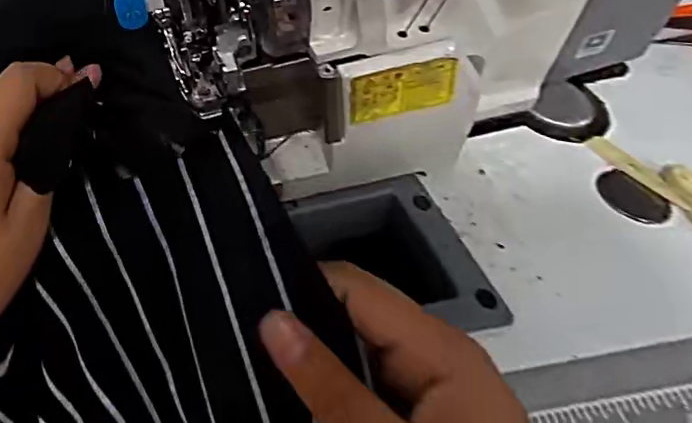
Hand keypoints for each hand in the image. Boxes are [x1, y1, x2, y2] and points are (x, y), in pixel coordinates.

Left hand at [0, 59, 99, 422]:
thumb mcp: (27, 223)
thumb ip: (45, 158)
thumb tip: (59, 116)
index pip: (18, 78)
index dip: (55, 74)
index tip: (87, 84)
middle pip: (1, 95)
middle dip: (40, 99)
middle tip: (75, 117)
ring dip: (16, 122)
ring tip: (45, 150)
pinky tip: (7, 170)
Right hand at [259, 262, 526, 422]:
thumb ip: (328, 384)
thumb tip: (272, 320)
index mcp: (442, 347)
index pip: (347, 282)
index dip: (295, 290)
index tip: (249, 312)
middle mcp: (441, 356)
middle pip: (351, 314)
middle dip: (304, 333)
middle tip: (254, 351)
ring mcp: (439, 390)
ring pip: (357, 352)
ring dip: (318, 367)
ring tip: (276, 378)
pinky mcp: (432, 419)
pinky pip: (372, 386)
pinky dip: (340, 394)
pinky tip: (313, 406)